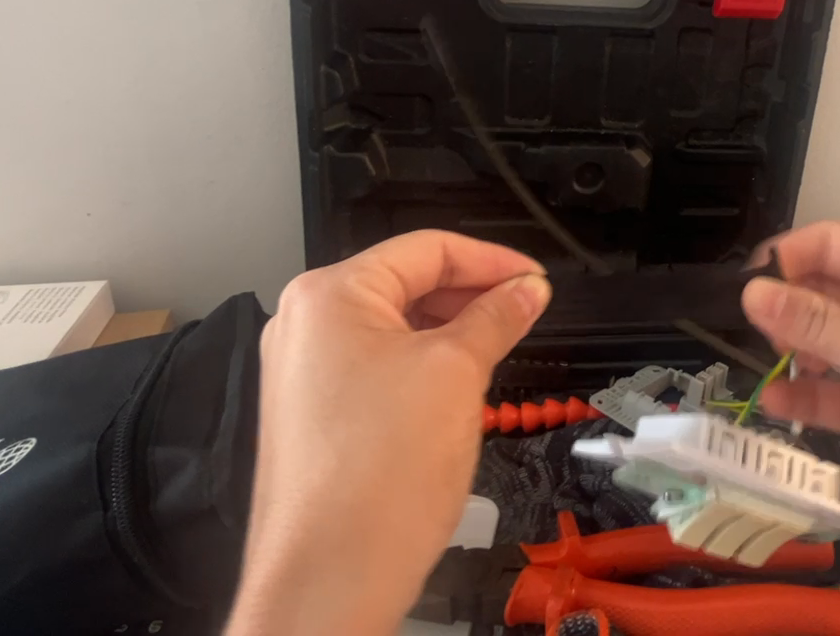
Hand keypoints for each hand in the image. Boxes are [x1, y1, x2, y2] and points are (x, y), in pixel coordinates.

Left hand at [225, 231, 549, 635]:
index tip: (535, 280)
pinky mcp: (314, 413)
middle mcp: (306, 324)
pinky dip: (425, 364)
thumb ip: (497, 316)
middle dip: (472, 296)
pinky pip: (380, 365)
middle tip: (525, 312)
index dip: (491, 261)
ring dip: (452, 331)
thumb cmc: (381, 473)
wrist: (328, 588)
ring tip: (498, 348)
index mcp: (329, 295)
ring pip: (396, 327)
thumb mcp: (456, 372)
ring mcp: (304, 372)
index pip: (427, 250)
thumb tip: (527, 288)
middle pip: (408, 284)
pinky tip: (459, 385)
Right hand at [741, 221, 839, 567]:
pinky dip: (797, 393)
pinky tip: (776, 399)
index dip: (791, 255)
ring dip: (786, 348)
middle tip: (754, 324)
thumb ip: (816, 322)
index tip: (752, 281)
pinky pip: (822, 392)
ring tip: (768, 360)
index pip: (832, 245)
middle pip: (819, 291)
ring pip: (816, 342)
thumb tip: (756, 291)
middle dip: (784, 303)